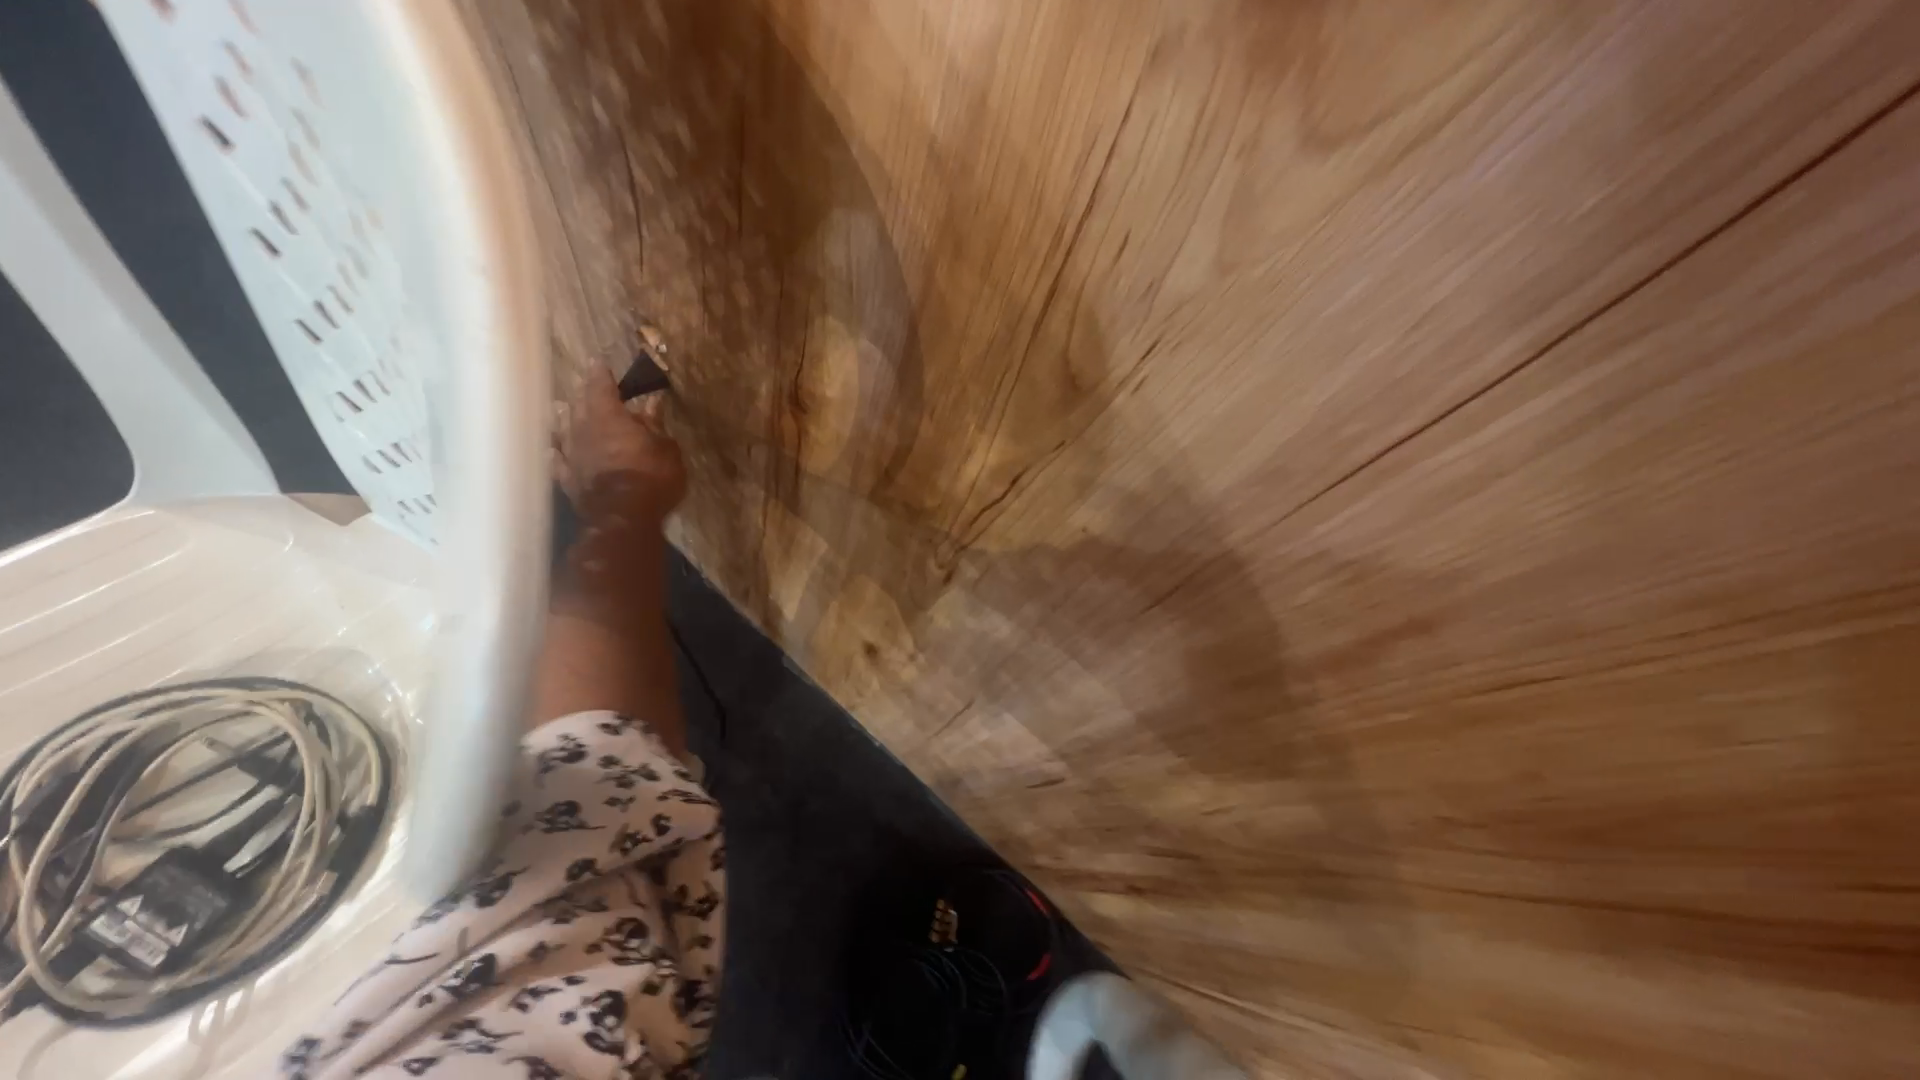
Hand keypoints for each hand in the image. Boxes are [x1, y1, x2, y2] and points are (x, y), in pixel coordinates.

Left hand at [552, 363, 686, 525]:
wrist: (623, 518)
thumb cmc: (652, 478)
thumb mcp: (666, 448)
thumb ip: (655, 425)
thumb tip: (652, 403)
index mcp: (609, 416)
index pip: (601, 387)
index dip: (600, 374)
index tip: (597, 362)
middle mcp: (583, 430)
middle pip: (579, 405)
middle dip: (583, 393)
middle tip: (584, 384)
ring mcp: (572, 456)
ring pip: (564, 430)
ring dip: (564, 418)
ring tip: (562, 408)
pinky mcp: (568, 480)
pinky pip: (559, 461)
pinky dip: (556, 453)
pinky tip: (553, 450)